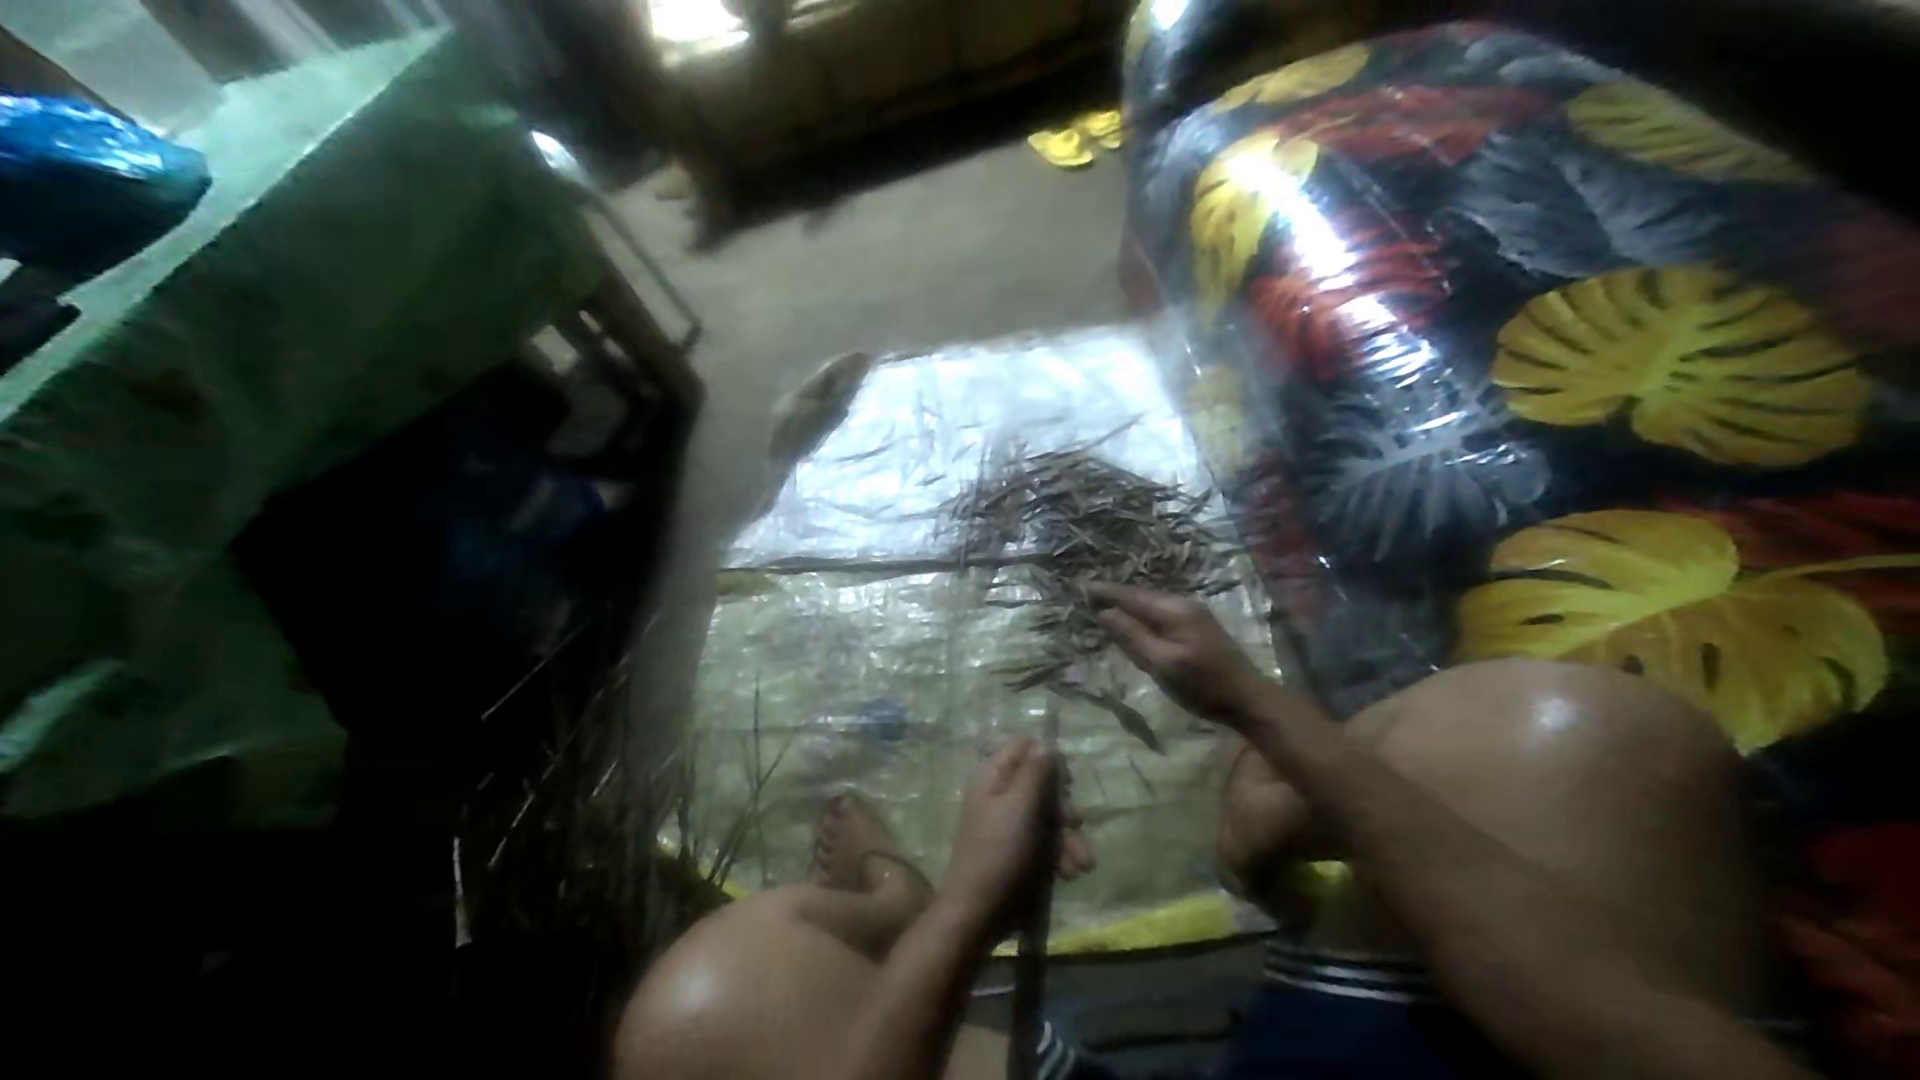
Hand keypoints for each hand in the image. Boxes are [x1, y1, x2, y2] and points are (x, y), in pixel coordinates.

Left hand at [939, 738, 1094, 931]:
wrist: (978, 911)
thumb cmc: (998, 851)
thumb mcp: (1020, 806)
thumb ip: (1035, 772)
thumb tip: (1047, 743)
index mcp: (993, 774)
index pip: (1025, 747)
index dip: (1049, 758)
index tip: (1068, 779)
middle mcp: (1000, 792)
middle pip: (1042, 783)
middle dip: (1063, 807)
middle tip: (1076, 824)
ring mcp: (1009, 820)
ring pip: (1048, 815)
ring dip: (1068, 838)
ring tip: (1082, 864)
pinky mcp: (1018, 846)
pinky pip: (1045, 839)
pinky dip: (1059, 853)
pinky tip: (1070, 873)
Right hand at [1089, 582, 1269, 724]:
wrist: (1248, 699)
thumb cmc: (1202, 685)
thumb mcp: (1162, 663)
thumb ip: (1132, 636)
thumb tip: (1104, 612)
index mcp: (1174, 610)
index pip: (1131, 596)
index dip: (1105, 592)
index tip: (1080, 585)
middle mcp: (1183, 604)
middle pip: (1141, 596)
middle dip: (1114, 594)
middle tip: (1087, 593)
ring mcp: (1193, 613)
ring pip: (1151, 603)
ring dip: (1128, 603)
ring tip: (1104, 602)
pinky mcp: (1197, 625)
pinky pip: (1161, 611)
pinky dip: (1142, 612)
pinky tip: (1133, 618)